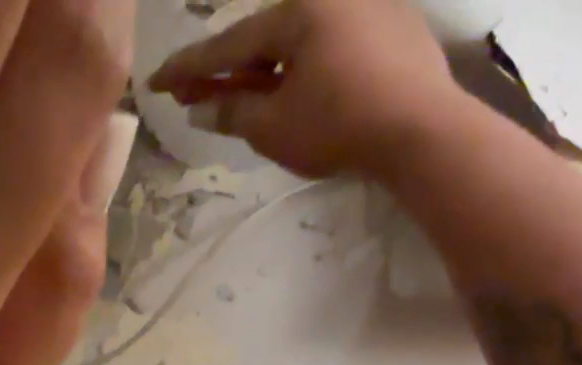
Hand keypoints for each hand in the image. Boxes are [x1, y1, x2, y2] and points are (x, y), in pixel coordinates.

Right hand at [146, 0, 470, 179]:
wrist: (425, 134)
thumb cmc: (339, 126)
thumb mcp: (272, 127)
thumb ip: (232, 112)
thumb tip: (202, 106)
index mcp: (298, 11)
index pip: (228, 44)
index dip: (188, 68)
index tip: (156, 81)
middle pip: (265, 38)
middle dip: (229, 69)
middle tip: (196, 94)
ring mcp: (373, 8)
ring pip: (303, 41)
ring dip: (269, 70)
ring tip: (247, 97)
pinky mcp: (400, 31)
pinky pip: (337, 46)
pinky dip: (309, 68)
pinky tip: (302, 91)